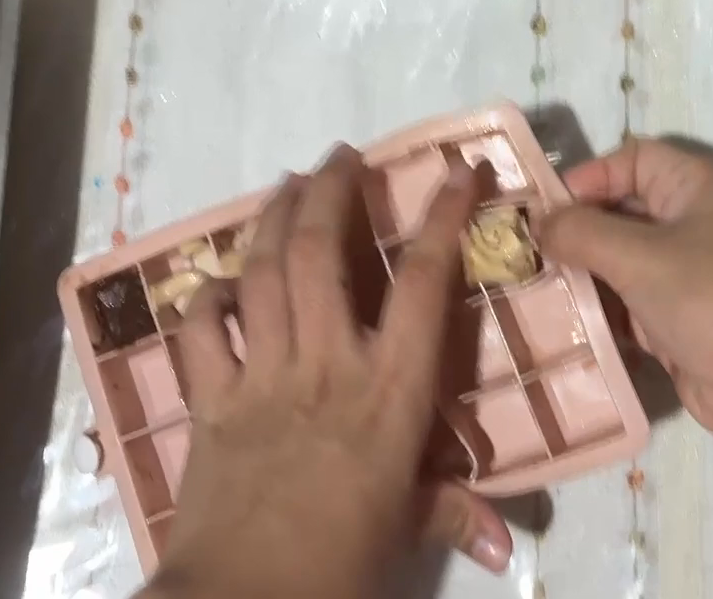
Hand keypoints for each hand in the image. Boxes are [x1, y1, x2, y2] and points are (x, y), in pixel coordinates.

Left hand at [146, 147, 511, 598]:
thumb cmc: (341, 565)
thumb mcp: (406, 530)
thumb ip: (454, 514)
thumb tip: (512, 545)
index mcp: (389, 389)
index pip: (423, 282)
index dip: (443, 216)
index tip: (458, 171)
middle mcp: (326, 363)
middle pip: (324, 252)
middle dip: (333, 190)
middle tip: (341, 154)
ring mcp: (262, 374)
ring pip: (263, 272)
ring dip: (275, 217)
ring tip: (288, 183)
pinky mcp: (209, 397)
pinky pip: (201, 329)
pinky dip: (208, 296)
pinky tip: (221, 281)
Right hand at [541, 138, 712, 454]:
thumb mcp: (639, 256)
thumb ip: (580, 233)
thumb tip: (538, 223)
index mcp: (695, 186)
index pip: (631, 160)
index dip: (588, 177)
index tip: (544, 208)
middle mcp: (691, 223)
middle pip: (620, 211)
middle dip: (576, 230)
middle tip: (526, 250)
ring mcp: (686, 275)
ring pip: (620, 261)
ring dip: (582, 274)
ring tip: (532, 287)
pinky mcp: (679, 322)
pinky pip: (628, 305)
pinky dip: (600, 312)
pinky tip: (562, 322)